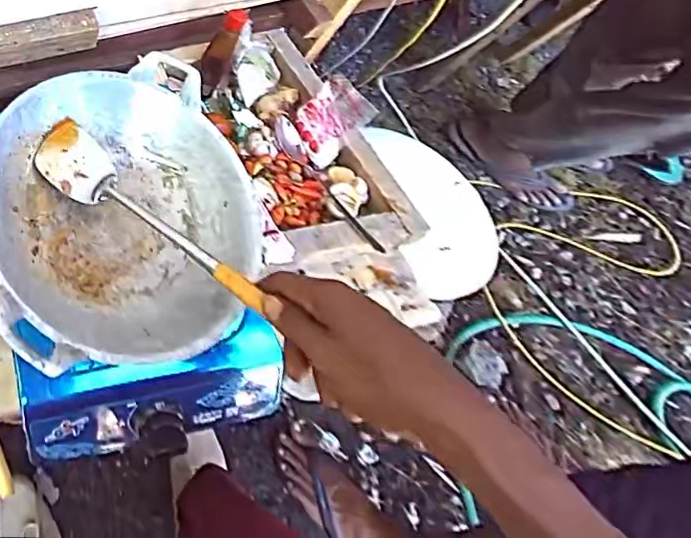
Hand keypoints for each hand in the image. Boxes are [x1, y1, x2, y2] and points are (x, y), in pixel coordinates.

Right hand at [260, 272, 488, 439]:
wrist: (444, 411)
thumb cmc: (378, 380)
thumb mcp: (322, 354)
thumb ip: (290, 324)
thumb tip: (266, 299)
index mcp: (328, 295)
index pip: (281, 280)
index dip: (259, 293)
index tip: (246, 311)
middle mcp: (345, 300)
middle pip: (301, 310)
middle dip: (294, 343)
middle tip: (298, 374)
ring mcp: (365, 321)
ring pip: (323, 335)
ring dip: (319, 364)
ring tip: (333, 395)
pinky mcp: (381, 342)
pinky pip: (346, 349)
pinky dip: (341, 371)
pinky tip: (354, 398)